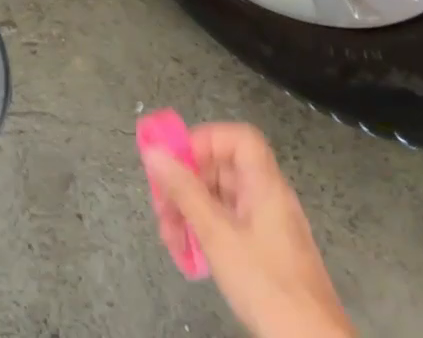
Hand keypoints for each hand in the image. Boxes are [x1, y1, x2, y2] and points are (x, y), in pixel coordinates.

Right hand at [143, 122, 353, 337]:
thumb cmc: (265, 284)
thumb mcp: (216, 235)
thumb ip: (184, 190)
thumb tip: (155, 152)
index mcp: (265, 186)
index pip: (238, 139)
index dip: (205, 140)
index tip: (176, 162)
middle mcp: (267, 198)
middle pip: (222, 168)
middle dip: (185, 183)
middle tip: (161, 207)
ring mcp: (265, 224)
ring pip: (219, 198)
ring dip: (188, 211)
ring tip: (171, 238)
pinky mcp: (262, 249)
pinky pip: (226, 222)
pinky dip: (203, 230)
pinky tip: (189, 253)